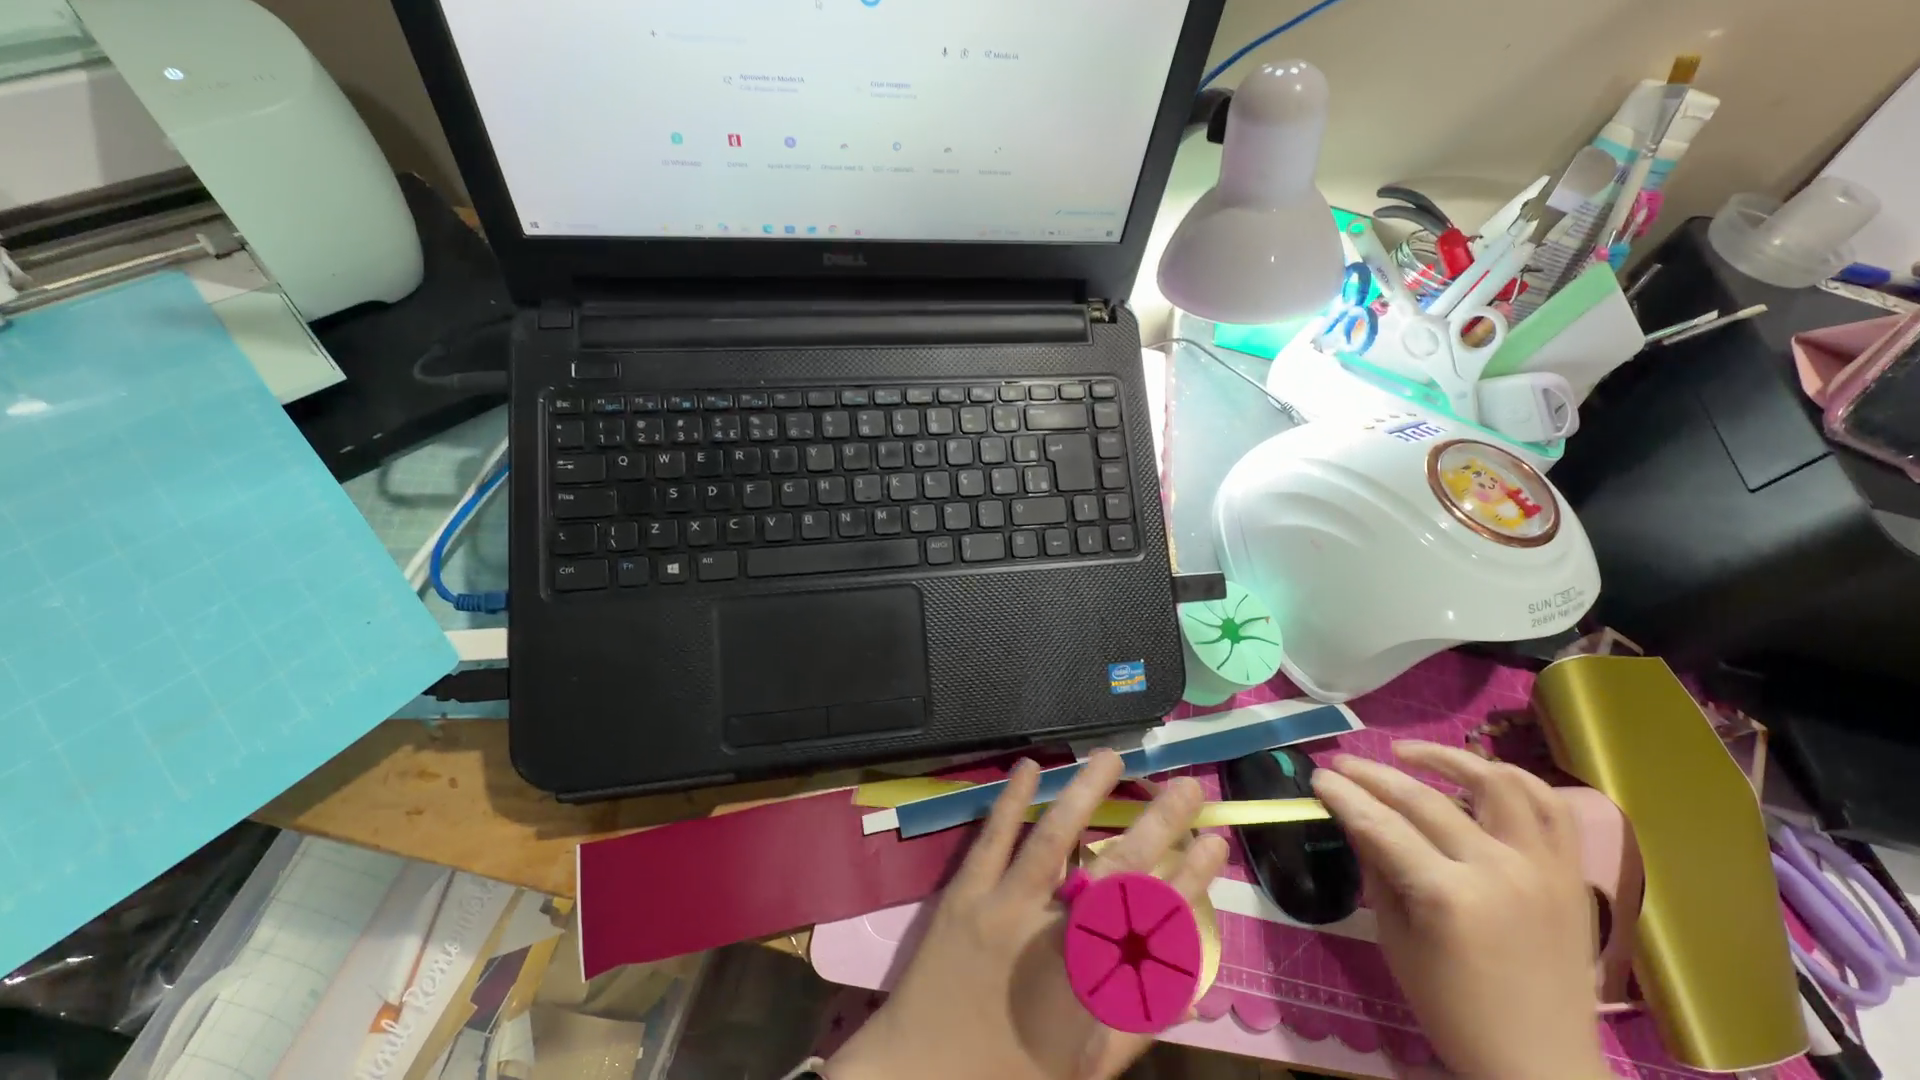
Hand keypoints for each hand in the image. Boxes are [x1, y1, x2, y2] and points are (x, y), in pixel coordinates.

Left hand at [827, 751, 1229, 1079]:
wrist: (919, 1077)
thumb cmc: (1010, 1075)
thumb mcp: (1086, 1064)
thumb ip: (1136, 1022)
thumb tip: (1187, 989)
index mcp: (1091, 985)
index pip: (1157, 919)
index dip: (1191, 876)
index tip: (1217, 840)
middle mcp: (1054, 938)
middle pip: (1117, 869)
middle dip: (1159, 824)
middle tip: (1189, 785)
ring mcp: (1003, 909)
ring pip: (1052, 837)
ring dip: (1085, 792)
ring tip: (1113, 756)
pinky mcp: (962, 896)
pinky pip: (990, 839)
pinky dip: (1010, 799)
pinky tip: (1029, 767)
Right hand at [1310, 742, 1608, 1079]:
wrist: (1539, 1061)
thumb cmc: (1452, 1009)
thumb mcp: (1396, 940)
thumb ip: (1378, 869)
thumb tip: (1353, 816)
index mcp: (1448, 897)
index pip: (1382, 826)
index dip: (1344, 795)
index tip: (1318, 776)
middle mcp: (1499, 870)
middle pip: (1426, 799)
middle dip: (1374, 775)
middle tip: (1343, 763)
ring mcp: (1543, 868)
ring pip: (1498, 783)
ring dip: (1448, 758)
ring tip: (1410, 754)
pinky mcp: (1571, 874)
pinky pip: (1551, 808)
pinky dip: (1516, 780)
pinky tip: (1481, 774)